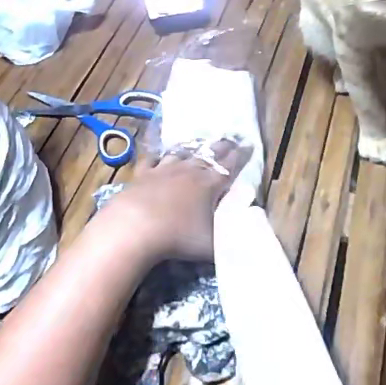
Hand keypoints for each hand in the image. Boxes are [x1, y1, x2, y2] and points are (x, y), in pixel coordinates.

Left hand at [88, 138, 249, 262]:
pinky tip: (158, 155)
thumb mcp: (212, 245)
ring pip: (182, 153)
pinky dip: (158, 156)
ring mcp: (164, 170)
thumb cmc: (179, 237)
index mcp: (210, 184)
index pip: (231, 165)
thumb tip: (244, 238)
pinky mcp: (142, 174)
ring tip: (198, 144)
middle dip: (223, 146)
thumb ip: (229, 240)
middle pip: (209, 154)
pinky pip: (152, 160)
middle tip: (231, 138)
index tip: (250, 145)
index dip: (242, 155)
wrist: (135, 226)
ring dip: (192, 148)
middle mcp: (189, 171)